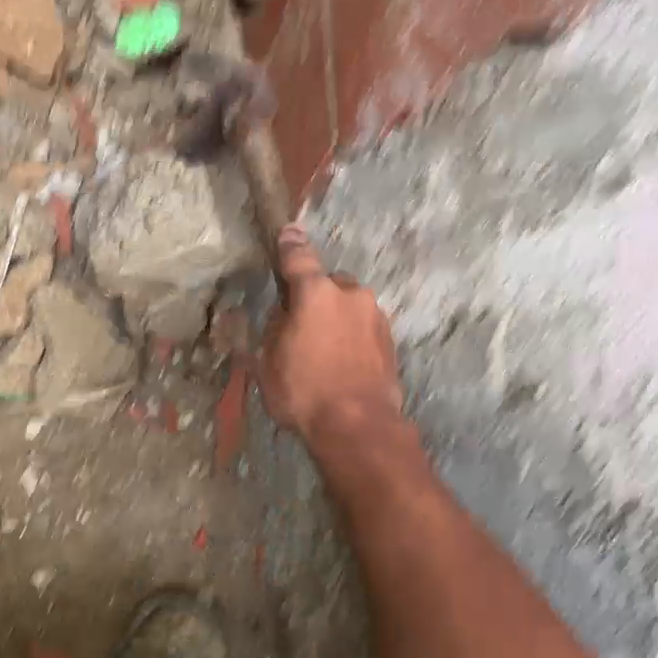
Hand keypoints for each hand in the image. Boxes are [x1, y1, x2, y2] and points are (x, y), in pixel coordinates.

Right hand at [260, 225, 405, 439]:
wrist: (358, 425)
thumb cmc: (303, 393)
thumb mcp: (267, 364)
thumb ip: (272, 330)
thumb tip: (281, 314)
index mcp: (315, 294)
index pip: (298, 258)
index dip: (289, 245)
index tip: (286, 232)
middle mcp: (350, 294)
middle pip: (327, 286)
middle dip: (314, 300)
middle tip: (299, 331)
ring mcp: (375, 315)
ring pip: (347, 307)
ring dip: (334, 321)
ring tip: (322, 355)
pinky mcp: (390, 339)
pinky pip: (362, 328)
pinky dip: (350, 338)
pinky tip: (341, 365)